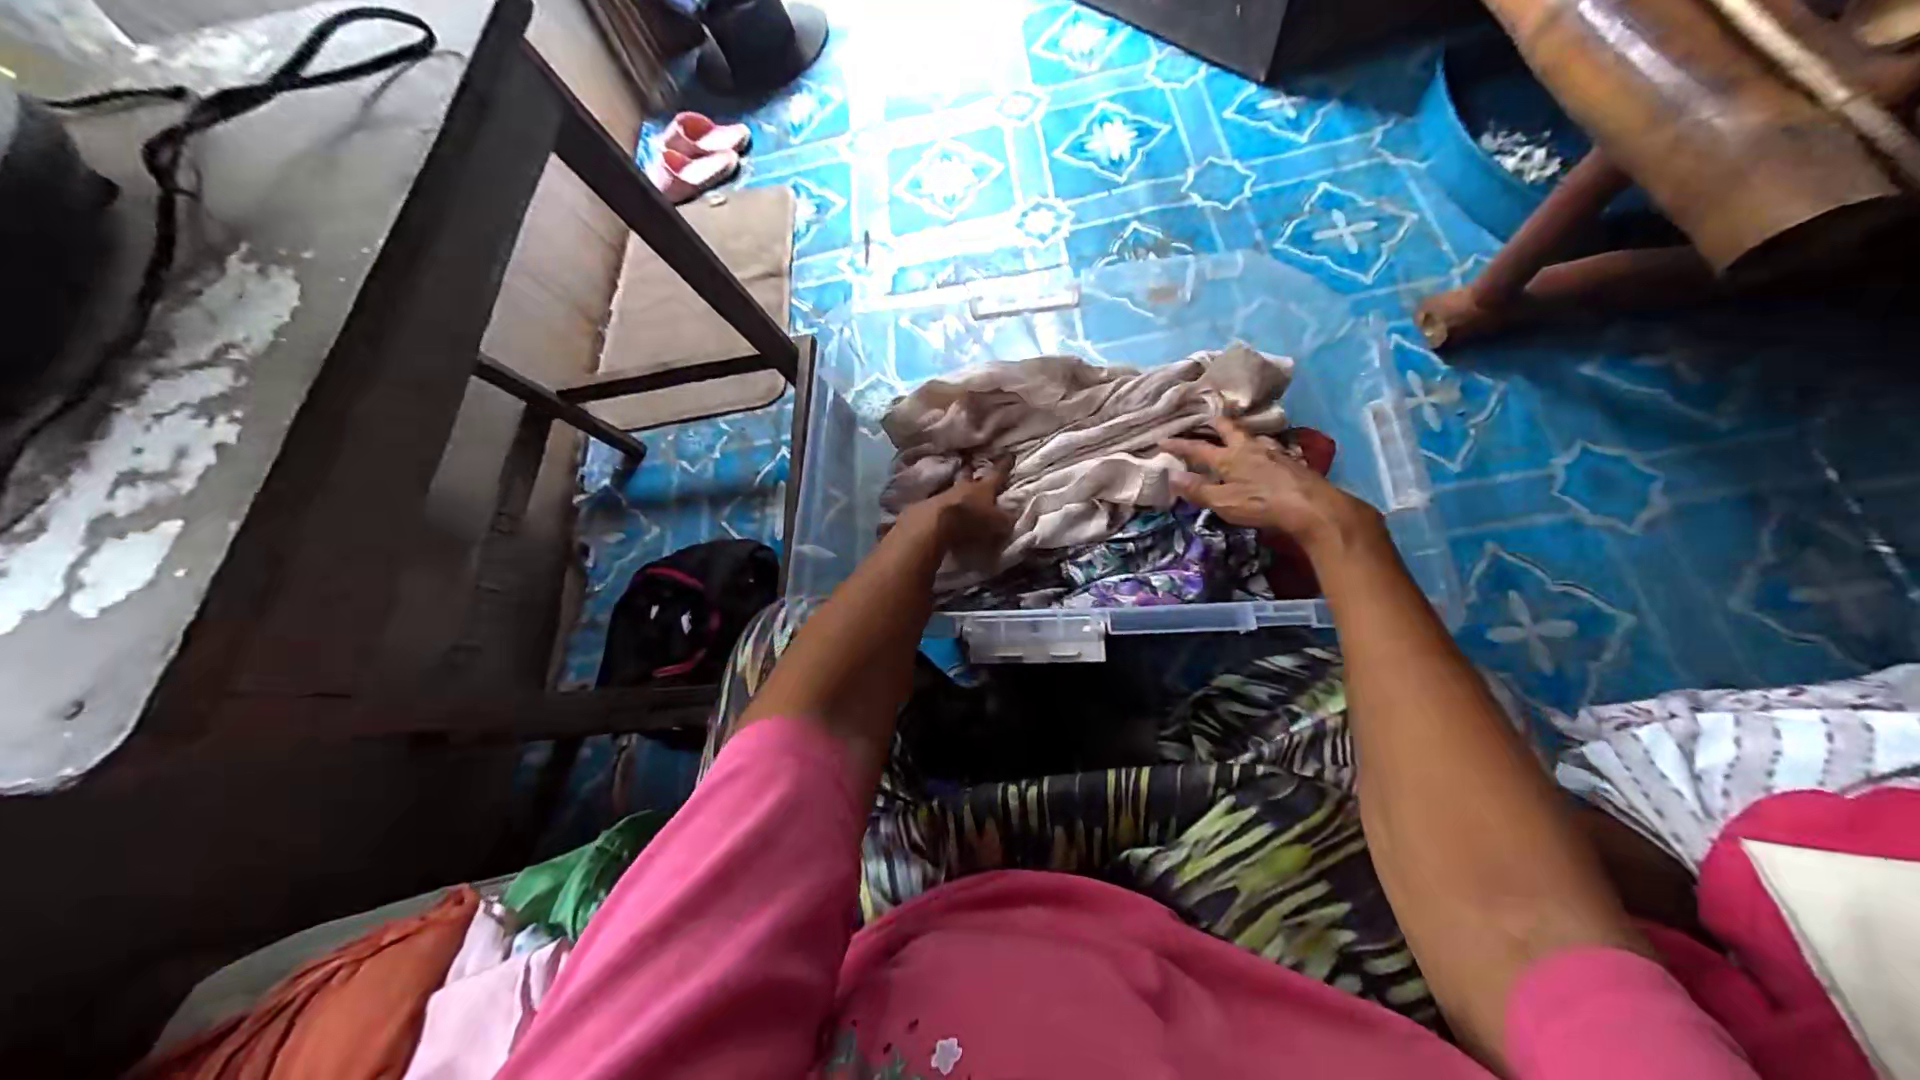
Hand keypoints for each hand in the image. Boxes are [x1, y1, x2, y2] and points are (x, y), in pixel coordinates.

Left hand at [908, 456, 1012, 557]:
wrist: (937, 523)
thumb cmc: (972, 520)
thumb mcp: (997, 523)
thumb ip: (1006, 519)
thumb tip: (1013, 516)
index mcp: (984, 488)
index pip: (997, 474)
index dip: (1004, 465)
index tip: (1008, 455)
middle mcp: (965, 486)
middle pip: (969, 475)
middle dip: (972, 471)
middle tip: (971, 466)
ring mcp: (946, 494)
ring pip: (954, 488)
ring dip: (957, 489)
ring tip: (958, 490)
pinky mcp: (931, 505)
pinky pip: (941, 501)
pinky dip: (945, 503)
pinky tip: (946, 508)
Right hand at [1161, 417, 1382, 559]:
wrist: (1311, 506)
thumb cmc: (1261, 504)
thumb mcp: (1223, 502)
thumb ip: (1198, 490)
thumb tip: (1171, 476)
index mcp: (1229, 458)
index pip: (1197, 449)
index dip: (1179, 445)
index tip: (1163, 440)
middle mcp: (1249, 448)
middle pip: (1230, 429)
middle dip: (1215, 424)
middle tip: (1207, 419)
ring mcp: (1273, 452)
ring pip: (1252, 436)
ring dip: (1240, 433)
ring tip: (1236, 435)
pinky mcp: (1290, 461)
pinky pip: (1269, 447)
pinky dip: (1260, 446)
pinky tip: (1264, 453)